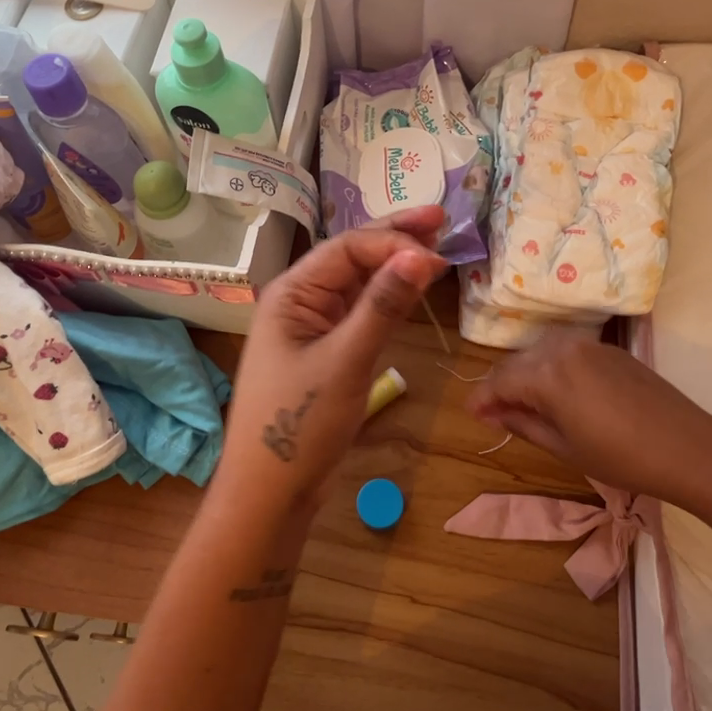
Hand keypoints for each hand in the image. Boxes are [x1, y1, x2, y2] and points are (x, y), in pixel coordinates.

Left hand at [219, 206, 446, 513]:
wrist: (271, 491)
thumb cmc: (300, 423)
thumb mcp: (345, 360)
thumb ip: (383, 306)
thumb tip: (420, 255)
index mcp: (291, 292)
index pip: (347, 249)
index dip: (393, 243)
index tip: (437, 254)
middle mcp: (299, 301)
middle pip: (351, 257)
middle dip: (394, 237)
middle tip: (440, 219)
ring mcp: (312, 326)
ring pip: (358, 284)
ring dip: (393, 266)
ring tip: (433, 245)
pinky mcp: (326, 351)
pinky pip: (359, 312)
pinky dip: (386, 298)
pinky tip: (410, 288)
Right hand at [465, 332, 711, 502]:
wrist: (688, 448)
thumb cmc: (622, 458)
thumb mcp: (564, 447)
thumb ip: (523, 423)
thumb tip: (492, 413)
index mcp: (548, 374)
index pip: (500, 381)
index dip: (482, 398)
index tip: (471, 414)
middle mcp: (563, 349)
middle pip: (518, 362)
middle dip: (501, 385)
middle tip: (493, 412)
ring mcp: (589, 346)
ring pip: (541, 353)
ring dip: (526, 374)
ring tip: (524, 403)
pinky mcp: (610, 350)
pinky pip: (567, 352)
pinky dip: (552, 368)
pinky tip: (557, 392)